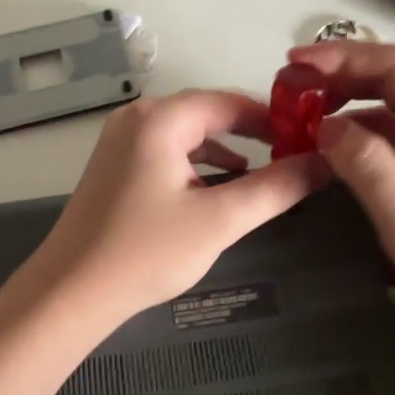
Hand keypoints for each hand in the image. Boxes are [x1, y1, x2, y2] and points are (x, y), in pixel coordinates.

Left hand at [20, 90, 321, 316]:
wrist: (71, 292)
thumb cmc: (146, 251)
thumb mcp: (220, 220)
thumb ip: (275, 188)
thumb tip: (323, 163)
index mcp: (160, 118)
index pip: (231, 102)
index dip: (275, 119)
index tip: (310, 140)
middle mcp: (138, 117)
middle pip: (209, 113)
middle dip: (253, 133)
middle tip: (295, 155)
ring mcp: (121, 141)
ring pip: (189, 134)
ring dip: (227, 149)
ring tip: (267, 171)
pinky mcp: (115, 166)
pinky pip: (169, 151)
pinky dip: (199, 164)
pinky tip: (220, 186)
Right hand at [288, 42, 394, 336]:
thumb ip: (368, 165)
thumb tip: (324, 125)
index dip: (343, 56)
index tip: (296, 62)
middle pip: (392, 76)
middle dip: (338, 73)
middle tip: (287, 85)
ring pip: (389, 102)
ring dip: (345, 99)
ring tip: (299, 109)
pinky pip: (391, 131)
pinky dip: (356, 129)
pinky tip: (328, 142)